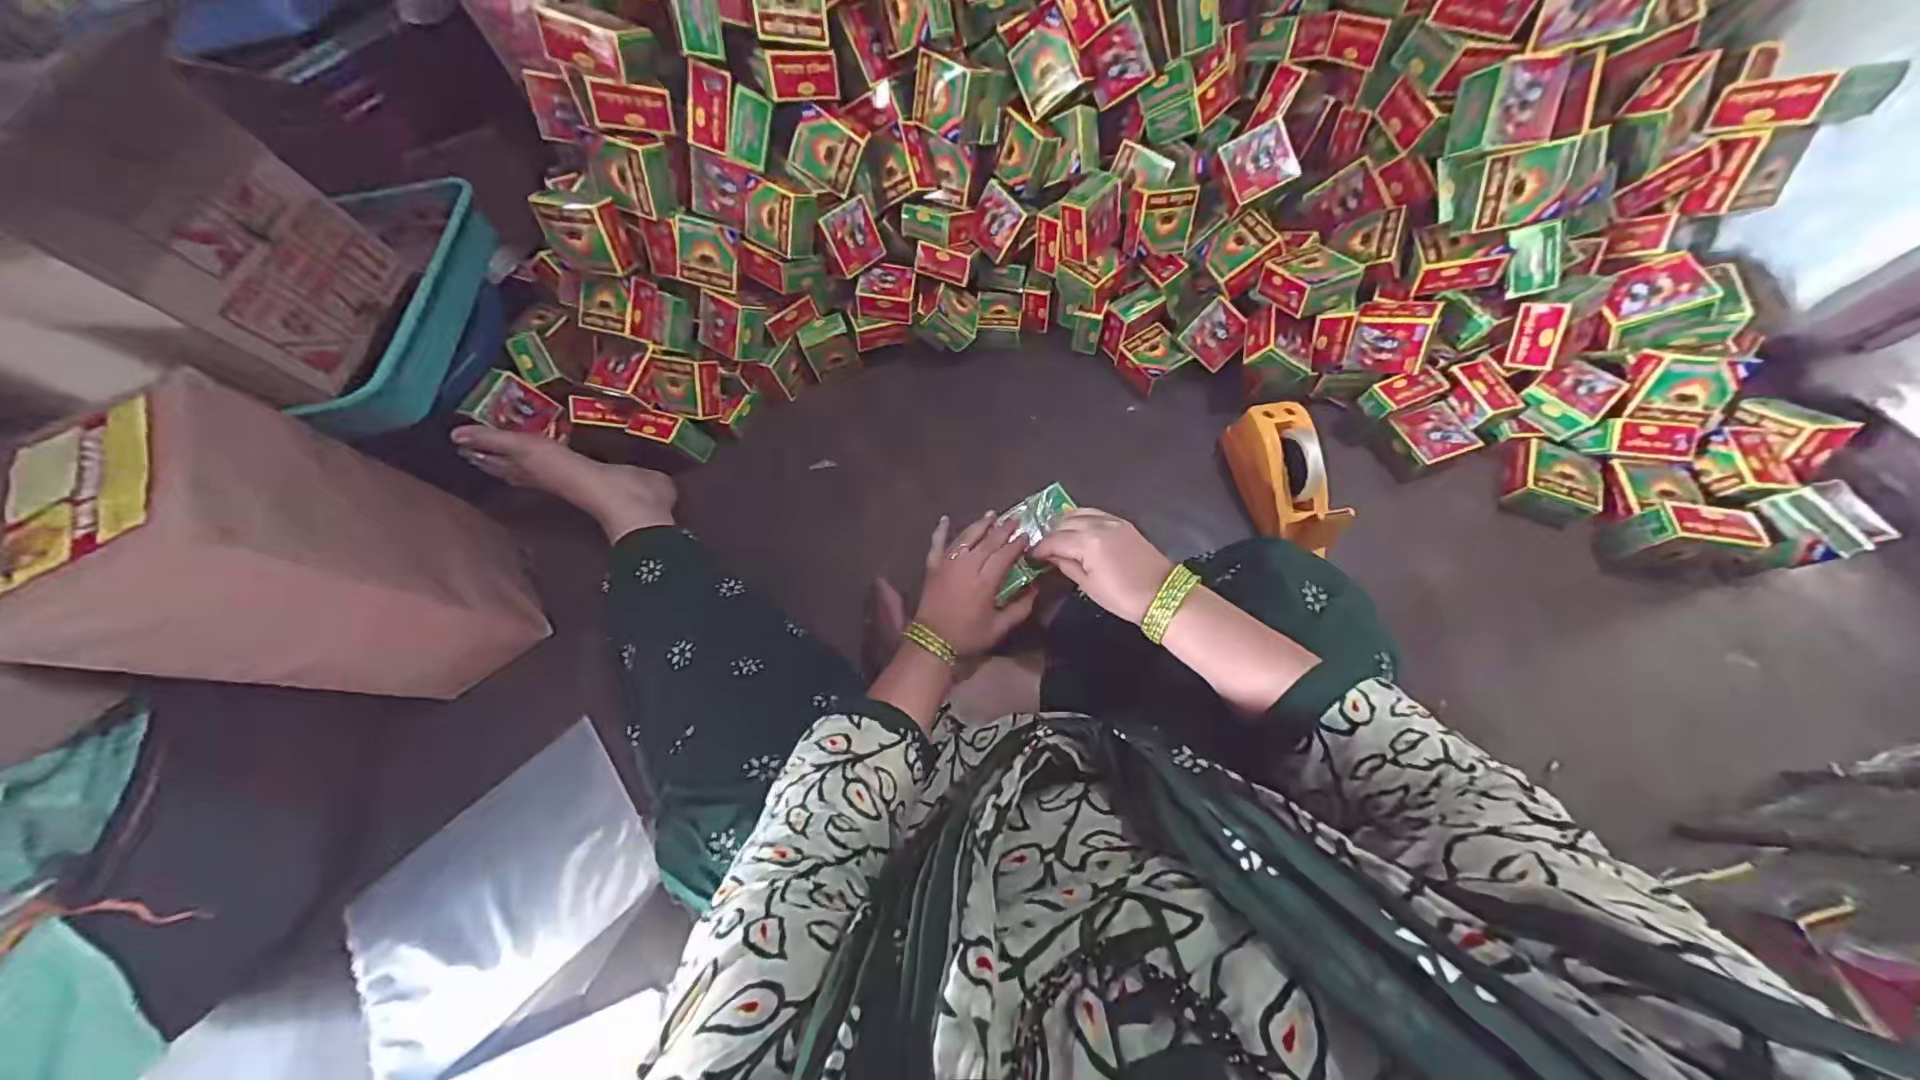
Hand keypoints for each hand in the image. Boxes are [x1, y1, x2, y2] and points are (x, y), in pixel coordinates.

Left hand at [912, 512, 1037, 657]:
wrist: (932, 641)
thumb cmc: (968, 636)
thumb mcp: (999, 627)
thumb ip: (1020, 608)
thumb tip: (1035, 589)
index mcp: (985, 581)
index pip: (1005, 555)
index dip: (1017, 544)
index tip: (1026, 535)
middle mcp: (967, 566)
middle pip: (988, 542)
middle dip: (1003, 529)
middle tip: (1015, 519)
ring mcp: (947, 563)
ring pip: (966, 537)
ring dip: (979, 525)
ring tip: (991, 514)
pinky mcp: (932, 566)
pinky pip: (937, 543)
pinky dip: (940, 530)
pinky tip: (945, 519)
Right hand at [1031, 508, 1175, 624]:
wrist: (1162, 595)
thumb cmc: (1122, 597)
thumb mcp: (1088, 585)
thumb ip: (1066, 565)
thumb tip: (1051, 557)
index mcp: (1088, 542)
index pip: (1054, 541)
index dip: (1039, 549)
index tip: (1030, 556)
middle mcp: (1098, 525)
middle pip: (1064, 523)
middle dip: (1050, 535)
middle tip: (1042, 550)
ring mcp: (1112, 521)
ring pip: (1079, 513)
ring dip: (1064, 524)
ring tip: (1057, 538)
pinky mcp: (1123, 523)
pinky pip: (1095, 514)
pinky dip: (1081, 519)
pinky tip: (1077, 530)